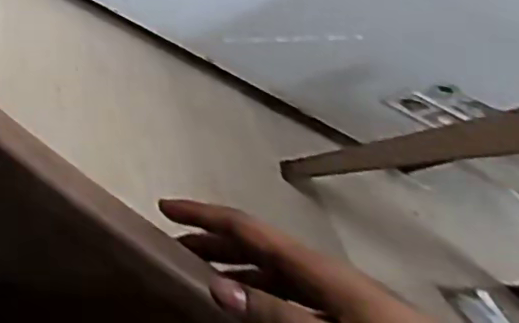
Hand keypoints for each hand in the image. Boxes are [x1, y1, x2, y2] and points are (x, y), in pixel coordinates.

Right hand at [161, 200, 435, 322]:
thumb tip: (214, 283)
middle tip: (175, 246)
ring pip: (276, 272)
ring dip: (238, 269)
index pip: (246, 226)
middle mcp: (326, 273)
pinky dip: (264, 292)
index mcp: (317, 266)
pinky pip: (295, 294)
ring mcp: (343, 297)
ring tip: (207, 279)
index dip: (202, 214)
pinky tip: (255, 308)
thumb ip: (274, 310)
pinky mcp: (354, 317)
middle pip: (259, 246)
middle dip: (214, 242)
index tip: (163, 206)